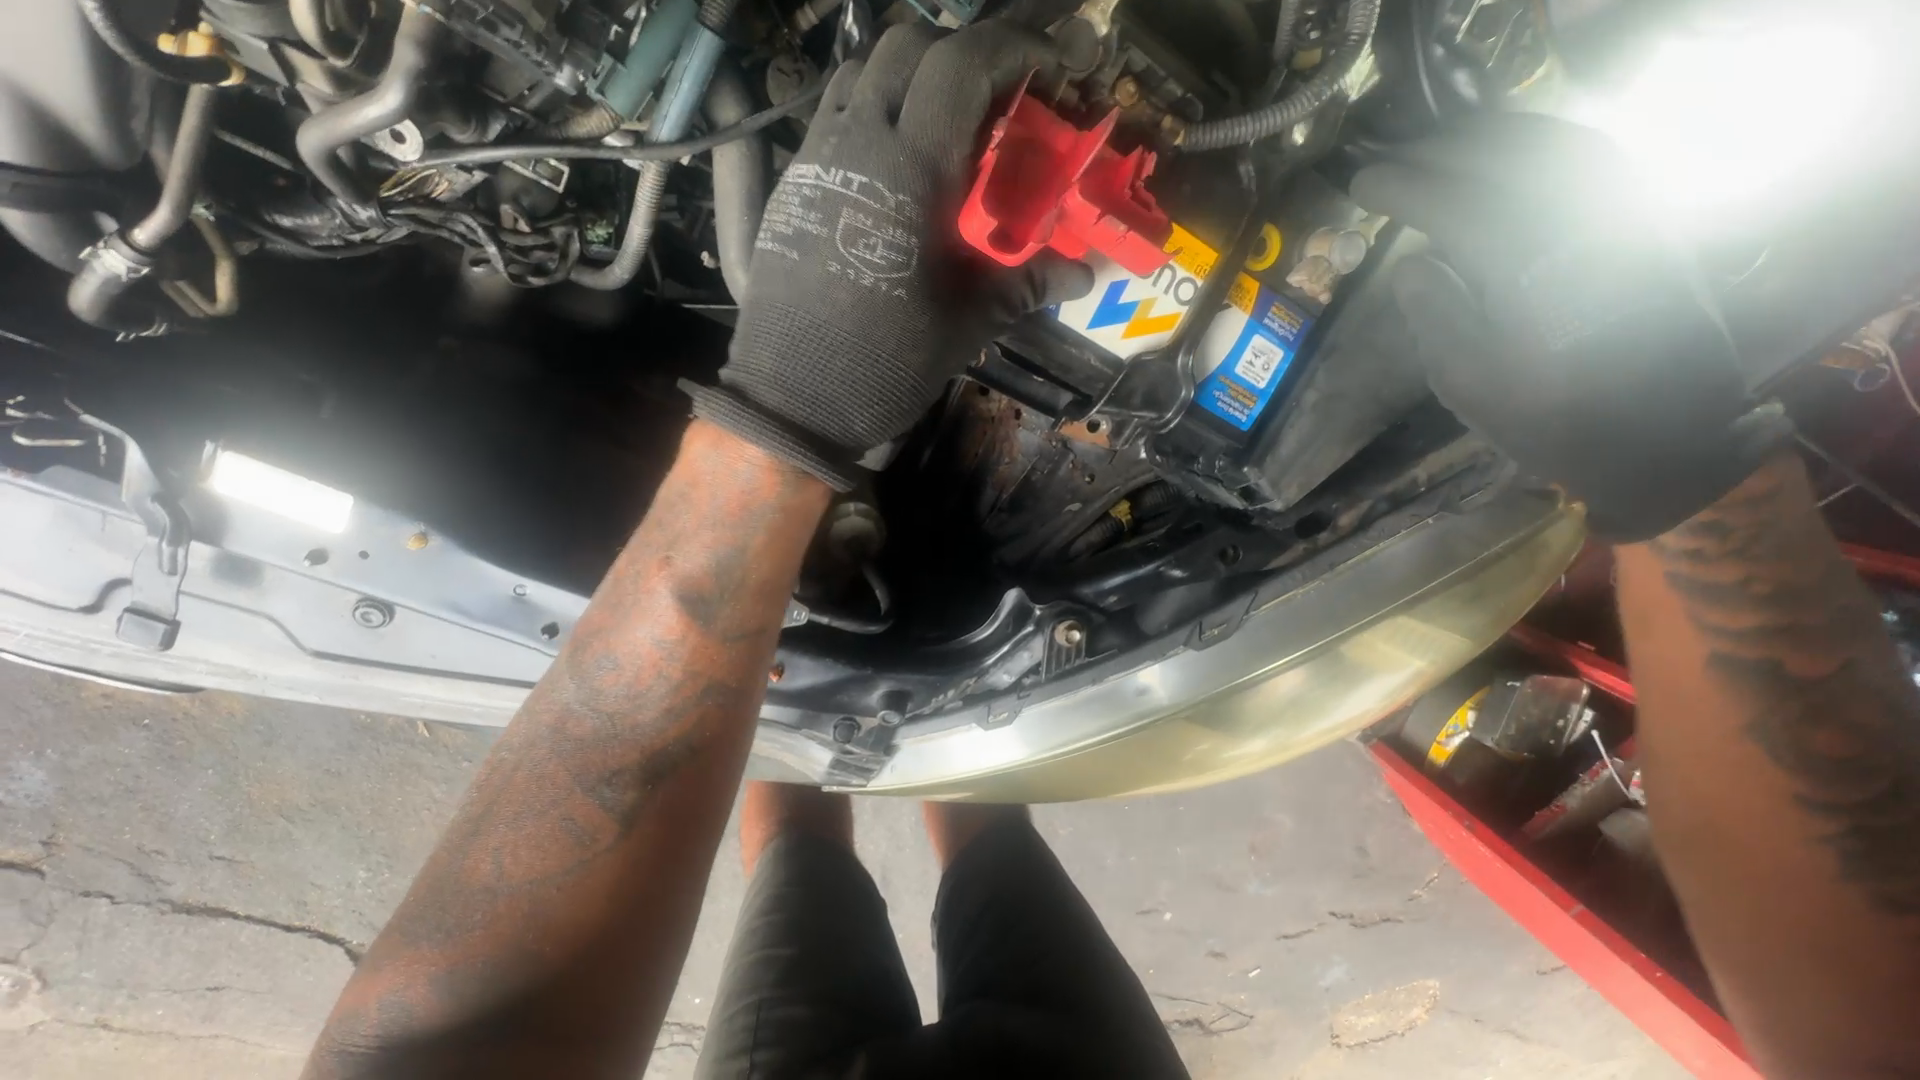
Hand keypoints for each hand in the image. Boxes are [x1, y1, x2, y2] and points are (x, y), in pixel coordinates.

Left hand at [687, 20, 1092, 489]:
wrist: (793, 402)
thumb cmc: (885, 363)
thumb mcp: (967, 323)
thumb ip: (1028, 282)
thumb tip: (1088, 273)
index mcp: (909, 171)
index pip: (962, 62)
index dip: (1015, 48)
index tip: (1051, 71)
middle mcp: (857, 146)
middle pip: (907, 46)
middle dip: (963, 55)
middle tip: (997, 104)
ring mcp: (815, 160)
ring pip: (861, 71)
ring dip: (910, 77)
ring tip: (943, 126)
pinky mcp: (792, 186)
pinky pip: (831, 113)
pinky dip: (870, 108)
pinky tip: (894, 161)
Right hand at [1351, 113, 1789, 541]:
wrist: (1663, 434)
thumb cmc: (1553, 420)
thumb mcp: (1470, 384)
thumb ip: (1435, 315)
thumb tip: (1413, 263)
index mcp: (1526, 270)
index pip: (1453, 204)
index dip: (1402, 187)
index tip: (1360, 185)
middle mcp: (1578, 224)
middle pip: (1501, 157)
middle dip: (1438, 149)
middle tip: (1389, 157)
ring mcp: (1619, 214)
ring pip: (1549, 143)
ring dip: (1486, 136)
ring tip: (1438, 145)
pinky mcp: (1643, 219)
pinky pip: (1588, 155)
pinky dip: (1537, 143)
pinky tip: (1506, 155)